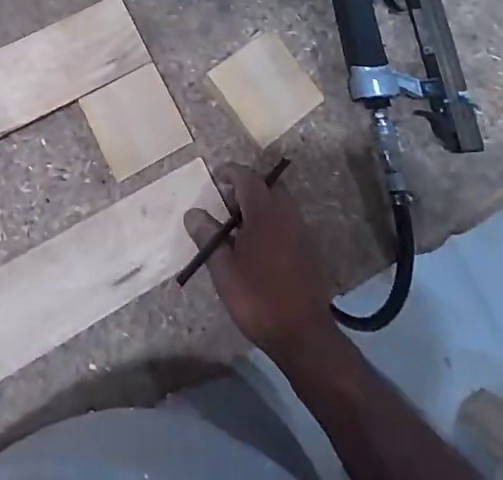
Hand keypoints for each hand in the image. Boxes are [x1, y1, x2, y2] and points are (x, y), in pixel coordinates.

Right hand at [184, 163, 341, 363]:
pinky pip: (288, 219)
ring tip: (238, 226)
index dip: (231, 172)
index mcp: (265, 211)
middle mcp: (287, 212)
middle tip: (225, 204)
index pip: (247, 178)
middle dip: (246, 187)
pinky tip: (258, 244)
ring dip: (260, 204)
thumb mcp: (224, 269)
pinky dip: (271, 220)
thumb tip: (193, 212)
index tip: (216, 175)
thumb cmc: (257, 297)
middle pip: (267, 186)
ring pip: (279, 202)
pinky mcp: (309, 246)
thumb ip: (209, 237)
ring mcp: (301, 228)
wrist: (302, 331)